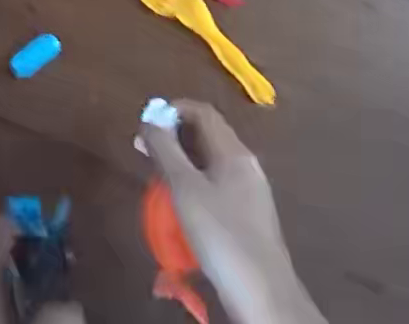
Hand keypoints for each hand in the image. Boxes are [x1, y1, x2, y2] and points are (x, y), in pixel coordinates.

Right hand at [140, 101, 326, 323]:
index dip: (172, 110)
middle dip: (172, 137)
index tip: (146, 125)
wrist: (266, 299)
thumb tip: (150, 118)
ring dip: (179, 162)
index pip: (202, 112)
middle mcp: (245, 166)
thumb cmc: (221, 234)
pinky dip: (192, 184)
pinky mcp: (248, 216)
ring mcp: (249, 193)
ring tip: (156, 178)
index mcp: (234, 153)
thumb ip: (164, 148)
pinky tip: (179, 205)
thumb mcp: (184, 187)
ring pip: (208, 162)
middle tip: (143, 150)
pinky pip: (215, 185)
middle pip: (205, 135)